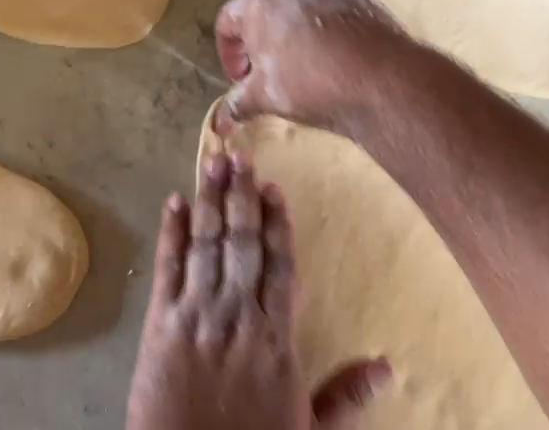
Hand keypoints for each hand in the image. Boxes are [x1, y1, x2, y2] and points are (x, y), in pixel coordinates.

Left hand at [126, 153, 389, 429]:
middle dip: (241, 196)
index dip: (277, 223)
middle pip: (243, 243)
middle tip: (240, 154)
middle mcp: (238, 315)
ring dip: (209, 200)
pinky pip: (167, 269)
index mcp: (276, 339)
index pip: (280, 265)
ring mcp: (196, 316)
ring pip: (207, 245)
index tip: (274, 187)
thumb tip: (388, 365)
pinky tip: (173, 202)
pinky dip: (170, 233)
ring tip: (212, 161)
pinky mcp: (160, 325)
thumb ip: (345, 395)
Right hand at [213, 0, 441, 135]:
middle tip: (267, 74)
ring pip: (297, 8)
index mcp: (258, 4)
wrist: (380, 78)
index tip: (240, 79)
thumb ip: (239, 102)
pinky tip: (335, 59)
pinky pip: (329, 11)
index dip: (227, 53)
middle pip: (262, 10)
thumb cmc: (309, 83)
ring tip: (303, 67)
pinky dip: (324, 31)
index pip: (227, 21)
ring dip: (292, 34)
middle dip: (260, 42)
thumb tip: (222, 118)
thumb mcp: (265, 98)